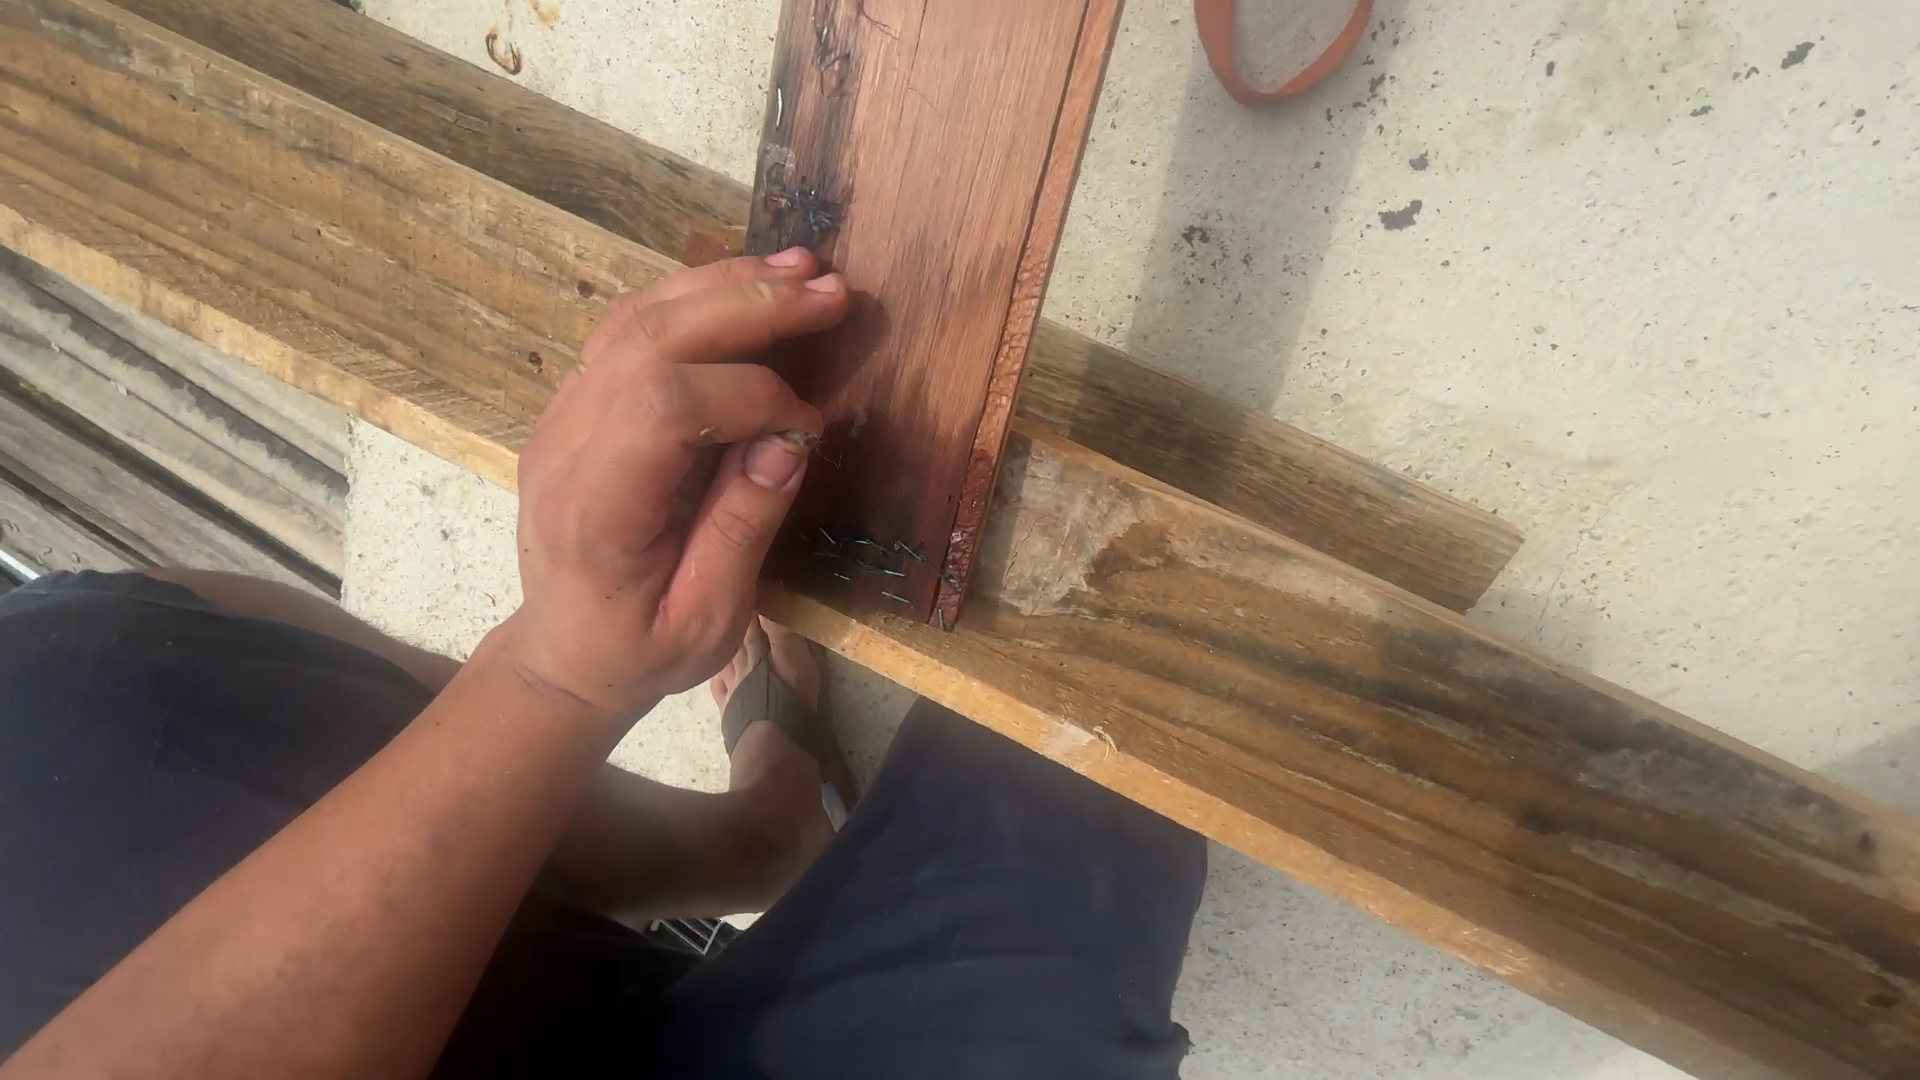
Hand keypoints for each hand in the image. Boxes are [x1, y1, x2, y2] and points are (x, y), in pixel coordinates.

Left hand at [506, 249, 848, 716]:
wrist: (565, 653)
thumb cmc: (640, 649)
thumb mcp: (708, 617)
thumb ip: (743, 528)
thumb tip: (790, 441)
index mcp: (597, 507)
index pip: (668, 405)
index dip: (752, 397)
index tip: (808, 426)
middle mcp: (567, 443)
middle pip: (651, 338)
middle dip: (749, 305)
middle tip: (830, 289)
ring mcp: (564, 416)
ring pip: (637, 317)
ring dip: (724, 284)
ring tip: (799, 268)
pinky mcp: (580, 406)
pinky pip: (632, 330)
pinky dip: (695, 299)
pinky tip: (745, 289)